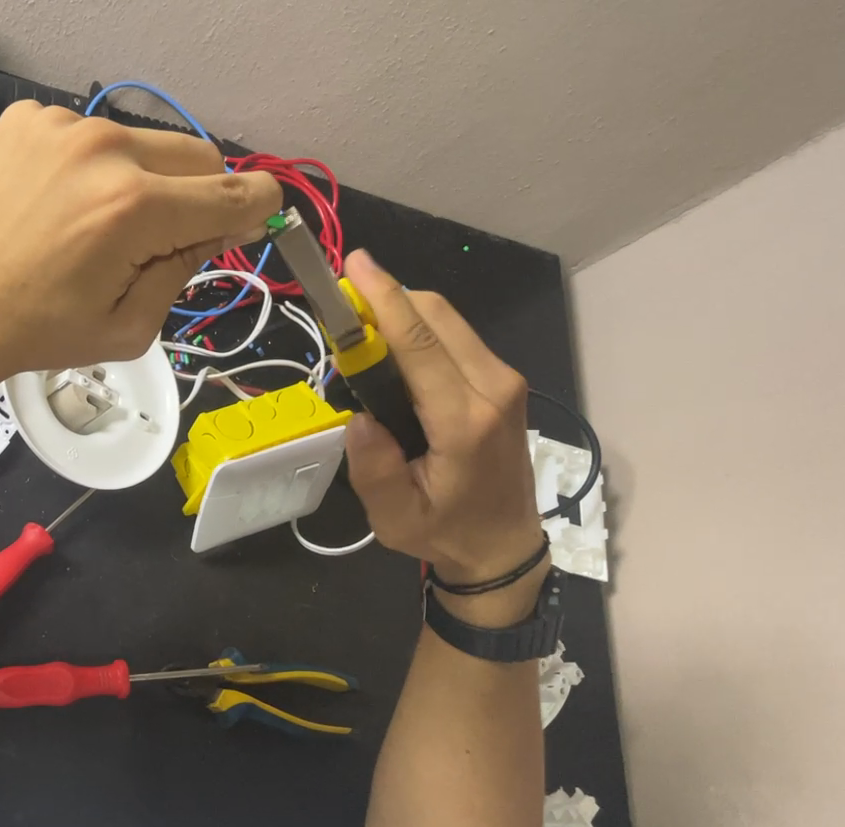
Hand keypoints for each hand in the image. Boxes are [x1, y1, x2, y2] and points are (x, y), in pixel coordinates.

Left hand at [0, 101, 280, 392]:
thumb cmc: (42, 333)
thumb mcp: (131, 328)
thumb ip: (185, 270)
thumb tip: (218, 226)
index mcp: (136, 209)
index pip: (236, 191)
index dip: (253, 210)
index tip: (246, 224)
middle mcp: (105, 150)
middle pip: (196, 155)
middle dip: (194, 197)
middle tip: (156, 241)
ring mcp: (62, 126)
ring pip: (141, 143)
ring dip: (138, 181)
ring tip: (93, 228)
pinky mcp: (27, 119)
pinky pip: (88, 134)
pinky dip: (89, 168)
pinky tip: (58, 206)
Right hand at [341, 250, 544, 586]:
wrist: (502, 544)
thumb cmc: (444, 531)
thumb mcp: (394, 516)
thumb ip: (373, 468)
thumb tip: (358, 416)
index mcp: (464, 422)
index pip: (421, 344)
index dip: (385, 299)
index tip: (355, 266)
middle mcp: (492, 388)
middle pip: (437, 315)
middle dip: (388, 297)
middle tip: (341, 304)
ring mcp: (503, 381)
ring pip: (448, 320)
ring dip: (402, 311)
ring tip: (359, 331)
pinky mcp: (502, 382)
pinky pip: (455, 336)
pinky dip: (418, 329)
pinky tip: (391, 350)